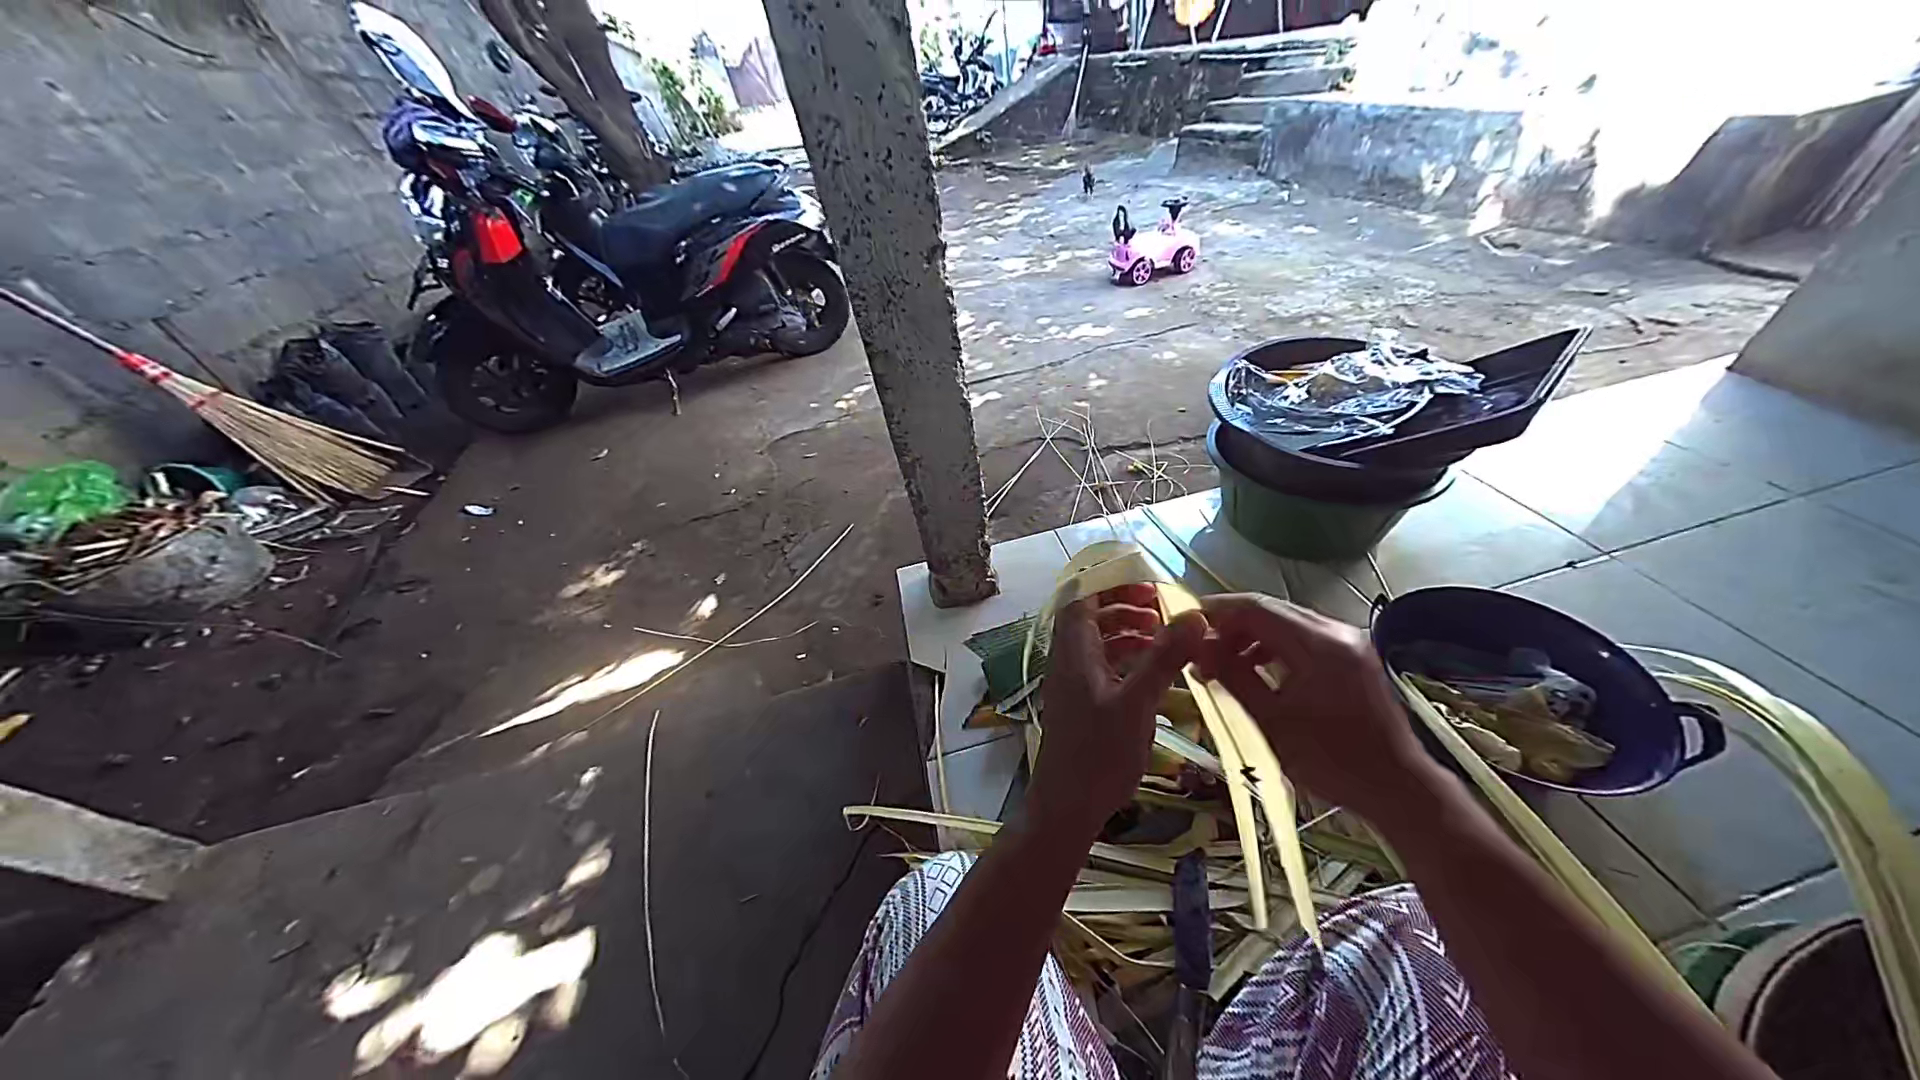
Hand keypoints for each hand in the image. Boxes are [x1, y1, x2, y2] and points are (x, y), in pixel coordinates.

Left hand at [1029, 584, 1206, 838]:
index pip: (1082, 598)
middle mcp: (1068, 661)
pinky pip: (1101, 666)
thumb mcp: (1136, 704)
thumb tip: (1194, 614)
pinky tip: (1151, 671)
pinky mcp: (1081, 704)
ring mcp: (1072, 683)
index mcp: (1074, 652)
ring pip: (1096, 642)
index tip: (1147, 583)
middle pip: (1090, 616)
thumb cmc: (1098, 754)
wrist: (1067, 806)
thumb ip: (1163, 659)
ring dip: (1125, 631)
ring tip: (1161, 634)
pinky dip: (1125, 658)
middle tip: (1160, 607)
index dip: (1111, 583)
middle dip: (1123, 605)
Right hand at [1196, 593, 1445, 825]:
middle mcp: (1336, 632)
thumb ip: (1233, 676)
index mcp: (1318, 644)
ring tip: (1222, 664)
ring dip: (1249, 637)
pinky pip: (1301, 638)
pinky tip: (1254, 669)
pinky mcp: (1351, 656)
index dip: (1217, 611)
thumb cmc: (1332, 760)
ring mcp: (1347, 642)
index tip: (1187, 624)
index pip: (1256, 607)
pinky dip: (1272, 647)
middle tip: (1199, 649)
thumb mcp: (1272, 720)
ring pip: (1284, 622)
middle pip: (1270, 610)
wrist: (1398, 788)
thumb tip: (1199, 650)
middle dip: (1230, 626)